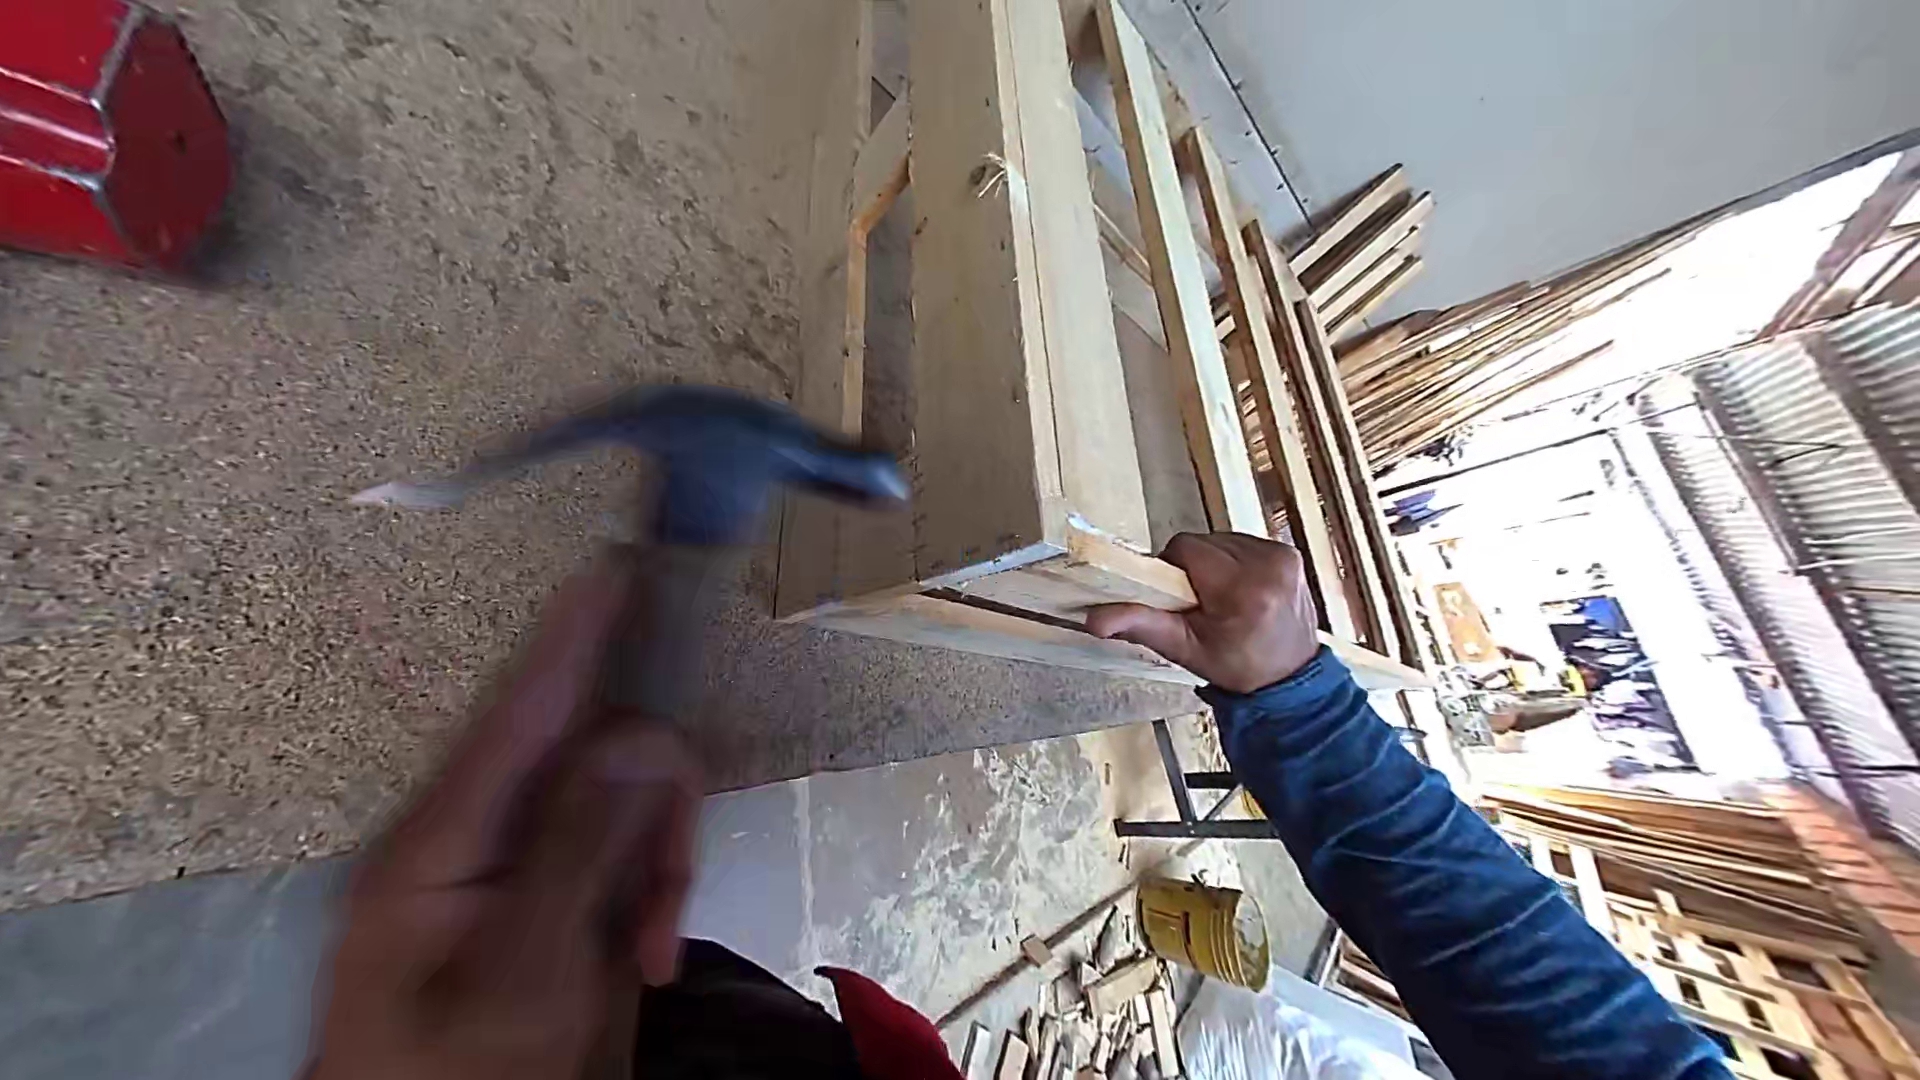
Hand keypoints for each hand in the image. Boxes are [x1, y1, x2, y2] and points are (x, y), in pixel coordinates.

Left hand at [308, 562, 703, 1079]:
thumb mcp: (520, 975)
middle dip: (658, 799)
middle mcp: (491, 817)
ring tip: (654, 940)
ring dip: (667, 851)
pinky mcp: (576, 863)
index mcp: (443, 835)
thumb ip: (577, 845)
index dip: (573, 631)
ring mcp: (537, 840)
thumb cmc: (463, 1077)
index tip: (614, 567)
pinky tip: (651, 947)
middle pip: (605, 744)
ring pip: (640, 784)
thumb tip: (637, 737)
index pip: (523, 703)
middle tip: (673, 876)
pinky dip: (666, 876)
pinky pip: (646, 824)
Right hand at [1086, 532, 1319, 693]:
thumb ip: (1139, 624)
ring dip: (1212, 563)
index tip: (1177, 597)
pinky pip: (1241, 543)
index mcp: (1241, 587)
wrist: (1288, 681)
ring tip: (1219, 596)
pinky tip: (1238, 589)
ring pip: (1219, 540)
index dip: (1171, 569)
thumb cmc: (1234, 666)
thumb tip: (1094, 619)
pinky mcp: (1289, 553)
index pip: (1184, 547)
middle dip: (1192, 568)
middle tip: (1197, 602)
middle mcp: (1268, 563)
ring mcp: (1283, 555)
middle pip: (1202, 542)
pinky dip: (1232, 562)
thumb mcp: (1183, 648)